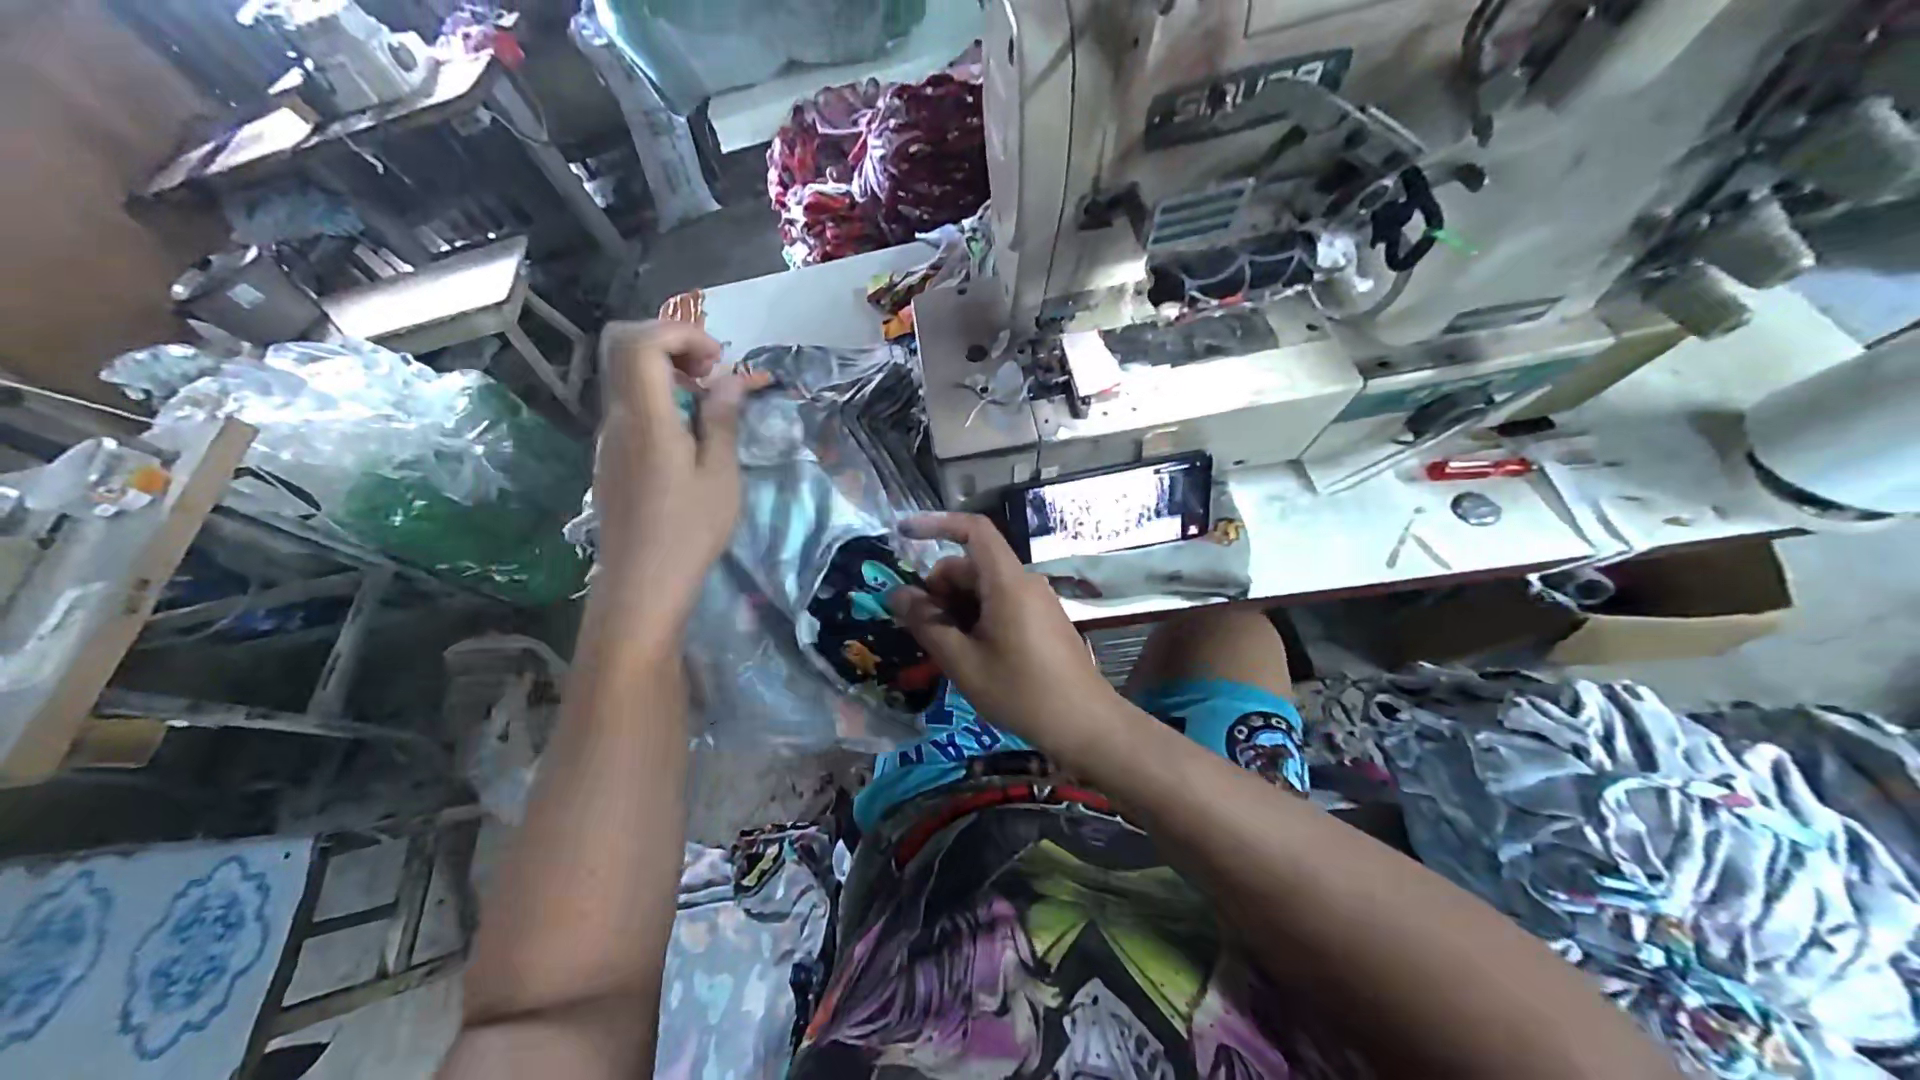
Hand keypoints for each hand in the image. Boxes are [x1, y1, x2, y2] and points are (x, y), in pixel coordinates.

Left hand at [593, 321, 749, 615]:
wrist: (641, 583)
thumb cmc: (689, 531)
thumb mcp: (721, 476)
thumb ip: (722, 420)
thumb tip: (730, 379)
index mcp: (646, 418)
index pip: (642, 341)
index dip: (682, 333)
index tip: (719, 361)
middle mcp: (617, 418)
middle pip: (623, 346)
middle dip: (671, 342)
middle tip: (711, 372)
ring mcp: (608, 437)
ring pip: (624, 375)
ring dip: (666, 371)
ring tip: (707, 404)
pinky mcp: (610, 456)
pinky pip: (629, 405)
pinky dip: (658, 397)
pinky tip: (687, 434)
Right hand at [885, 513, 1124, 755]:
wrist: (1084, 723)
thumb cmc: (1020, 692)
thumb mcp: (963, 662)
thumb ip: (927, 624)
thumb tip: (897, 595)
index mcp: (1007, 582)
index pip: (973, 530)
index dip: (936, 523)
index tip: (903, 534)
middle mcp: (1024, 581)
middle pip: (972, 565)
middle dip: (939, 588)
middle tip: (922, 629)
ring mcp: (1036, 600)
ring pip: (984, 587)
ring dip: (956, 607)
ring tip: (946, 649)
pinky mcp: (1042, 618)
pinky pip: (1001, 602)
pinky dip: (977, 616)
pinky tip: (971, 653)